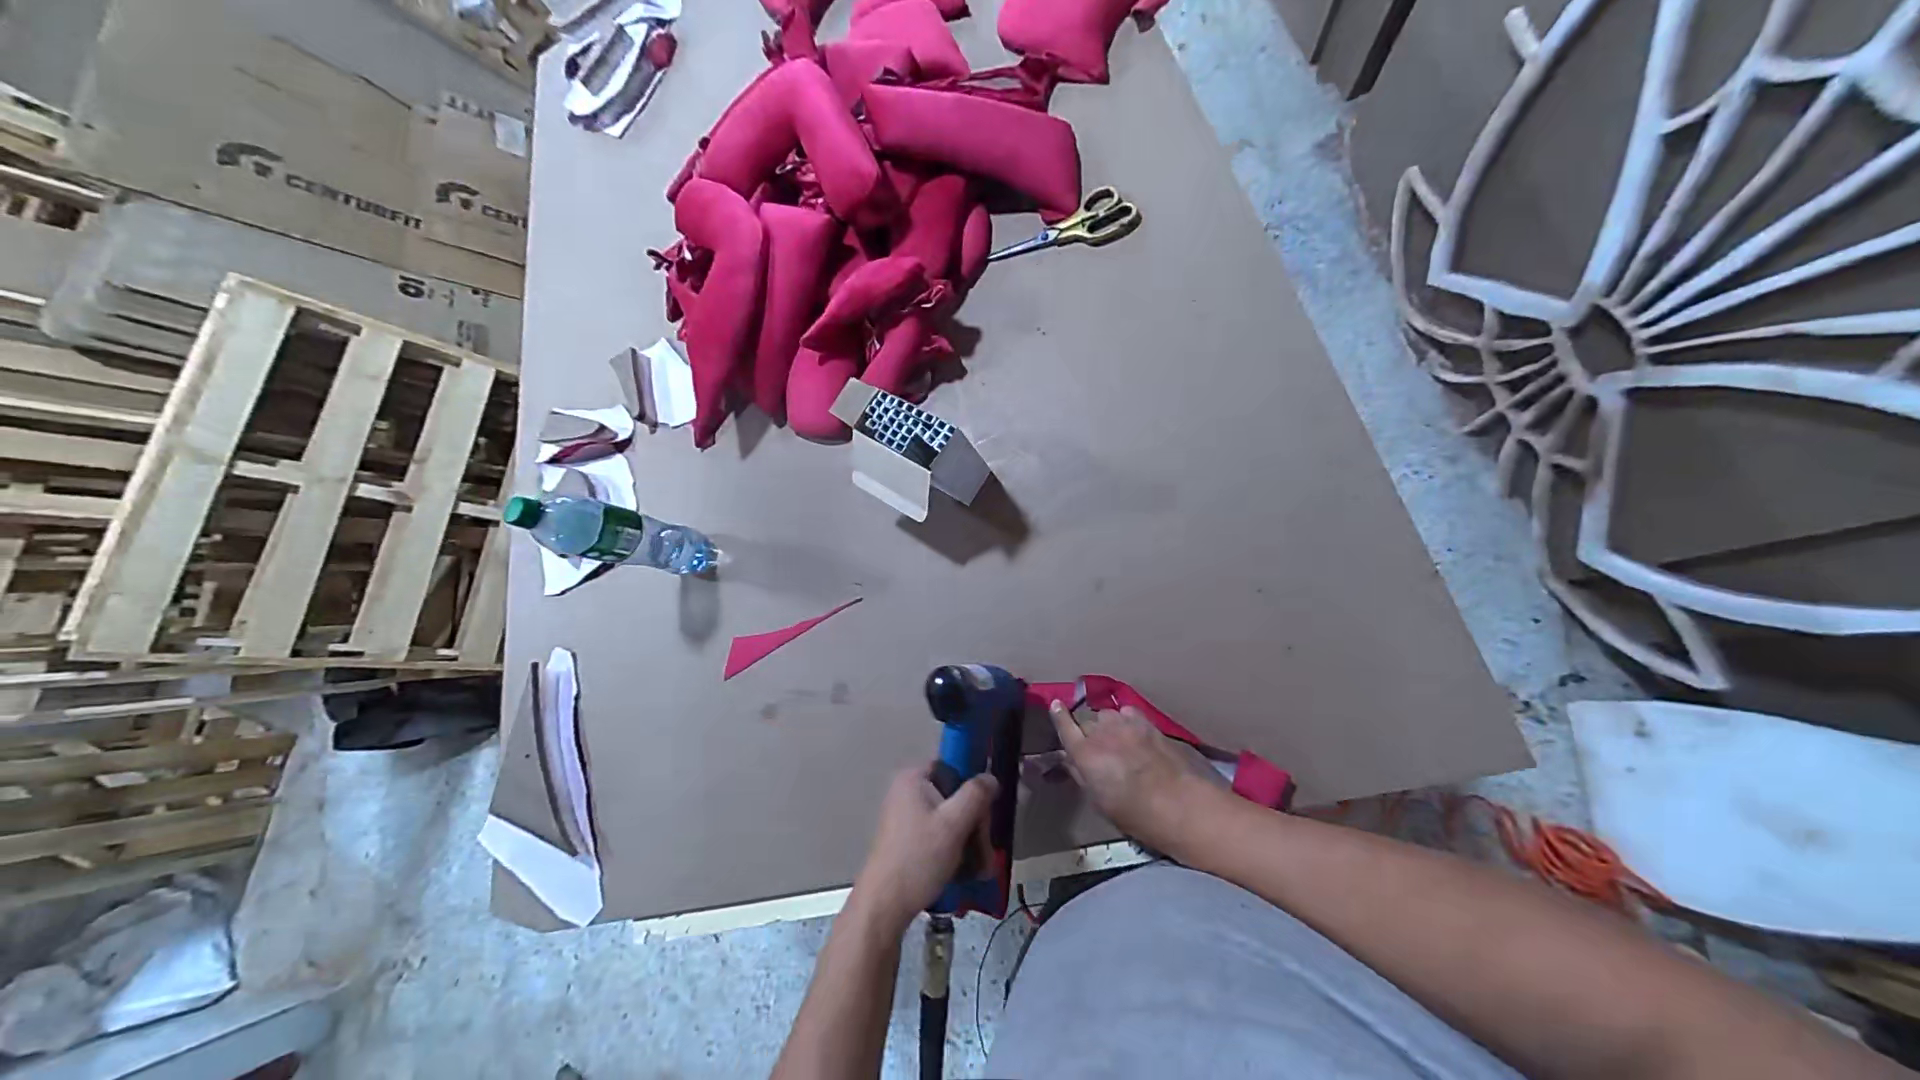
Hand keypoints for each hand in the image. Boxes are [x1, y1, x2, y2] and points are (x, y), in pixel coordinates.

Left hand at [850, 765, 997, 928]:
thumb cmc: (919, 858)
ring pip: (950, 820)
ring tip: (979, 868)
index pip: (953, 767)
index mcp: (913, 779)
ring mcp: (905, 817)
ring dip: (969, 842)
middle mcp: (907, 792)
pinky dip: (954, 851)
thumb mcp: (954, 824)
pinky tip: (966, 873)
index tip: (985, 814)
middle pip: (955, 797)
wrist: (885, 906)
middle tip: (984, 852)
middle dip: (974, 825)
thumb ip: (975, 795)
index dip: (972, 788)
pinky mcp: (907, 840)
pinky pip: (939, 836)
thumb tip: (990, 777)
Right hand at [1048, 701, 1221, 849]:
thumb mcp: (1099, 802)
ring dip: (1106, 726)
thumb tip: (1070, 760)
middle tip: (1094, 749)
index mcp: (1085, 754)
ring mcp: (1127, 724)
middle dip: (1086, 733)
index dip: (1058, 715)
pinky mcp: (1148, 723)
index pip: (1064, 726)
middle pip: (1086, 723)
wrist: (1183, 805)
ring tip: (1114, 740)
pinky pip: (1128, 713)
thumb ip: (1081, 775)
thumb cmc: (1137, 815)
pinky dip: (1125, 720)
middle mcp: (1102, 732)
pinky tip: (1132, 732)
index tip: (1055, 705)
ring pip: (1107, 715)